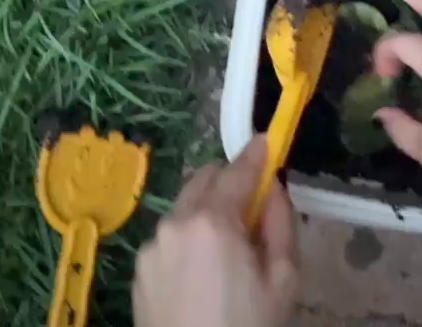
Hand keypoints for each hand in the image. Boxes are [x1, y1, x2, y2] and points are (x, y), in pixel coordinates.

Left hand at [132, 138, 297, 326]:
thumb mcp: (282, 281)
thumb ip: (280, 222)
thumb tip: (272, 186)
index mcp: (213, 220)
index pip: (238, 170)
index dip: (257, 153)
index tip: (269, 140)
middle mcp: (176, 221)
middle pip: (206, 178)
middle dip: (230, 184)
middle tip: (250, 214)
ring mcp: (152, 245)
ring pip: (186, 206)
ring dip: (207, 212)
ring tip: (224, 254)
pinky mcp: (139, 269)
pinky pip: (170, 236)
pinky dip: (187, 240)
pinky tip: (199, 276)